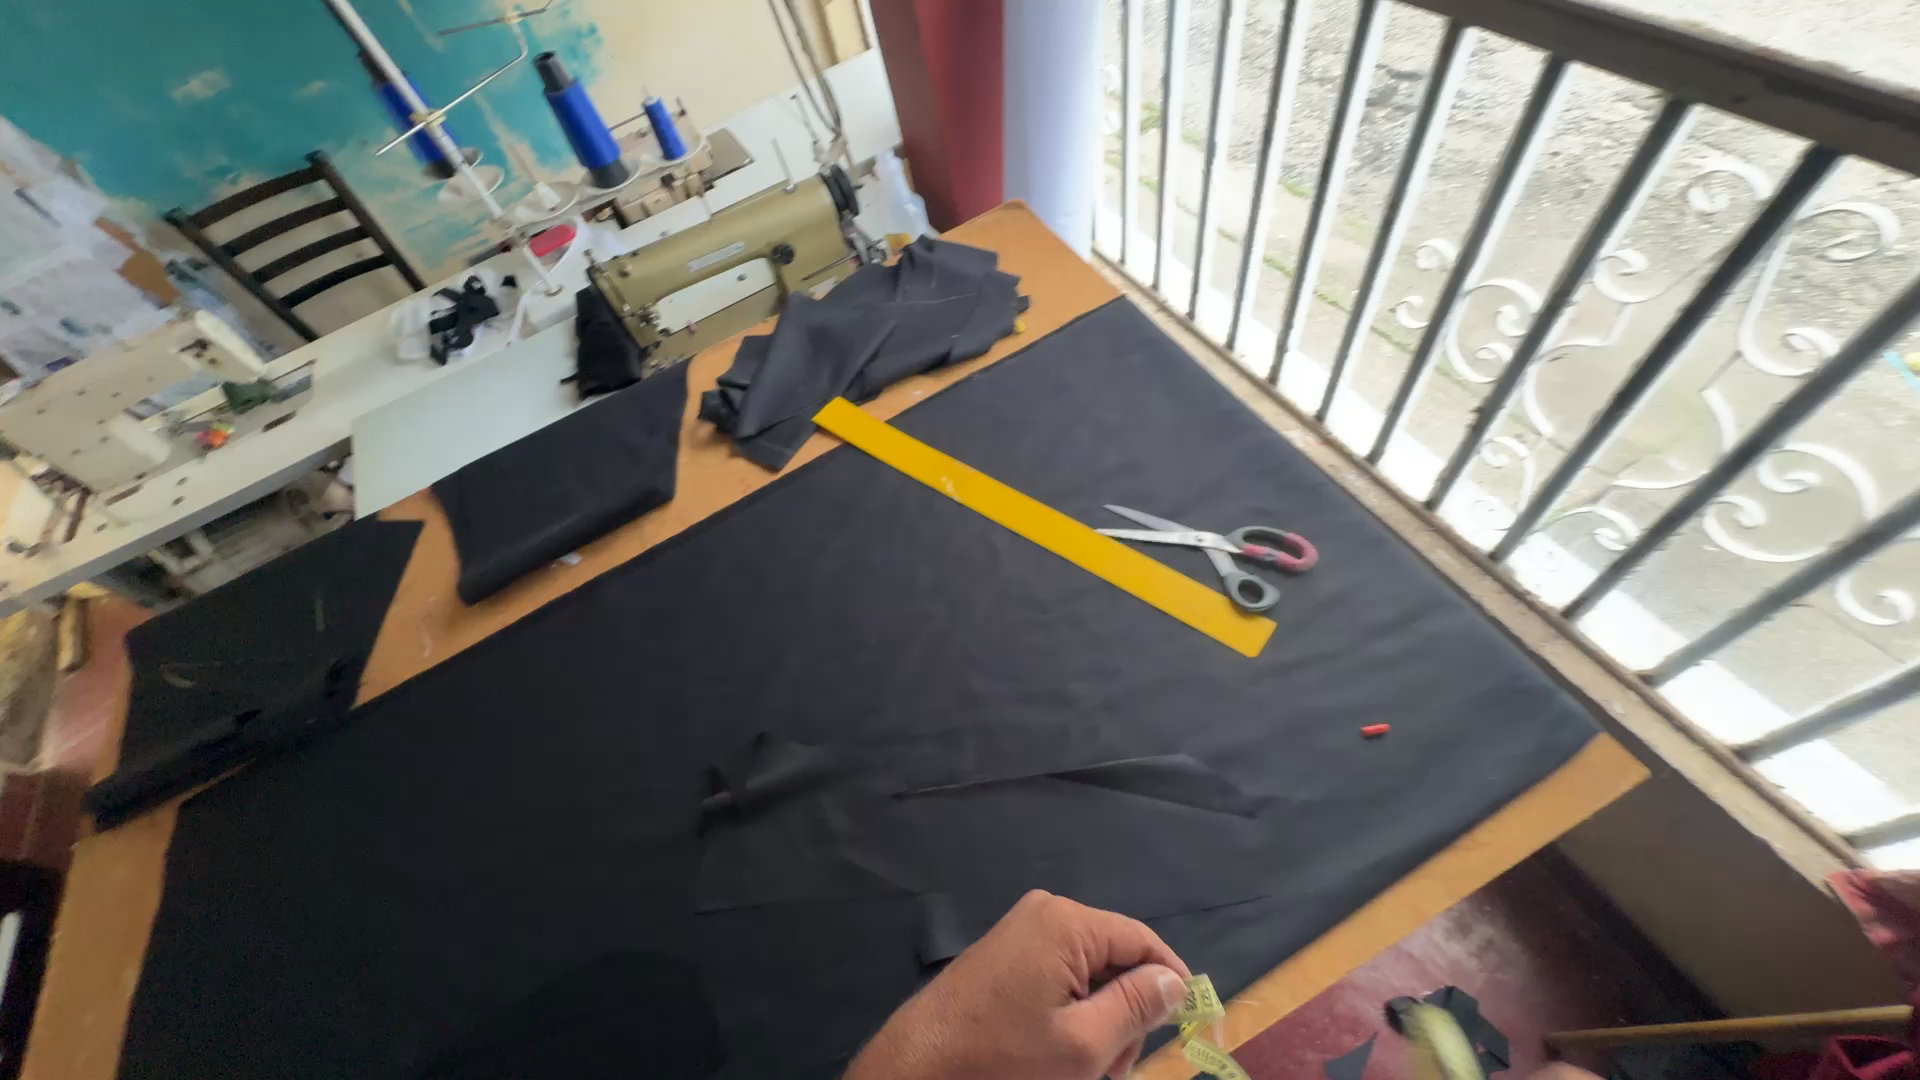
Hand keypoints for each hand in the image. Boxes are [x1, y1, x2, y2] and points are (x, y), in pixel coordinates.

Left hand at [843, 890, 1192, 1079]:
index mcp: (1067, 922)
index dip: (1170, 980)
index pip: (1141, 939)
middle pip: (1115, 956)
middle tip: (1116, 1067)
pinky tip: (1062, 1051)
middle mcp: (1046, 912)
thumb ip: (1137, 1007)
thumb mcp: (1084, 1044)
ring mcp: (1023, 930)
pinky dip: (1072, 1012)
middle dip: (1126, 1011)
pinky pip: (1060, 974)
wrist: (921, 1062)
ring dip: (1100, 1019)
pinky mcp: (1007, 952)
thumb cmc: (1005, 1057)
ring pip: (1089, 972)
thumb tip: (1175, 980)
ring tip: (1087, 1068)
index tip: (1189, 1024)